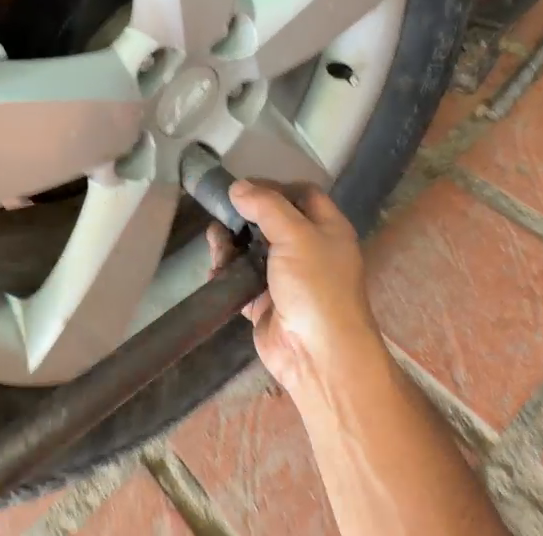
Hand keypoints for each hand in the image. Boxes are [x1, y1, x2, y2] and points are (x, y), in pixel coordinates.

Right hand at [206, 181, 385, 399]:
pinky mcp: (266, 303)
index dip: (275, 186)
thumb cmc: (316, 286)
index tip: (244, 186)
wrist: (319, 355)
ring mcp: (287, 278)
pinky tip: (214, 269)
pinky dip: (227, 273)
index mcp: (328, 229)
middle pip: (273, 222)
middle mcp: (309, 250)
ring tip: (214, 239)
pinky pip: (241, 281)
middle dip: (246, 216)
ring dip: (232, 244)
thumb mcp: (295, 235)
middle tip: (221, 209)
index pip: (302, 195)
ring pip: (253, 251)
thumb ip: (266, 206)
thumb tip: (237, 187)